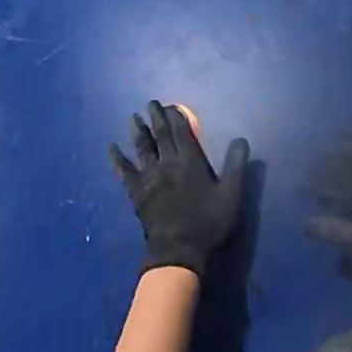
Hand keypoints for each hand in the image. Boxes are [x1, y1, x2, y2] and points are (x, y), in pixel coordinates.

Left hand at [109, 102, 248, 275]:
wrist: (178, 247)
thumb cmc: (208, 223)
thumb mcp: (231, 196)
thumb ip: (236, 167)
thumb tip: (241, 140)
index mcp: (190, 162)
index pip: (182, 132)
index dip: (176, 117)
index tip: (171, 105)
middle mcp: (167, 162)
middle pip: (160, 135)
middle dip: (156, 117)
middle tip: (150, 103)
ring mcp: (148, 175)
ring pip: (141, 147)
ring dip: (138, 130)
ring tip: (133, 117)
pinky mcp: (135, 189)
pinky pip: (123, 170)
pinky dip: (117, 158)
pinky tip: (111, 147)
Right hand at [305, 131, 351, 302]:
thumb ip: (331, 230)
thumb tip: (304, 222)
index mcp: (351, 183)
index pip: (316, 178)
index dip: (305, 186)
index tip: (300, 194)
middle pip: (326, 158)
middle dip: (315, 169)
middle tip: (312, 181)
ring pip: (343, 142)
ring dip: (330, 151)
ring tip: (327, 163)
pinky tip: (349, 142)